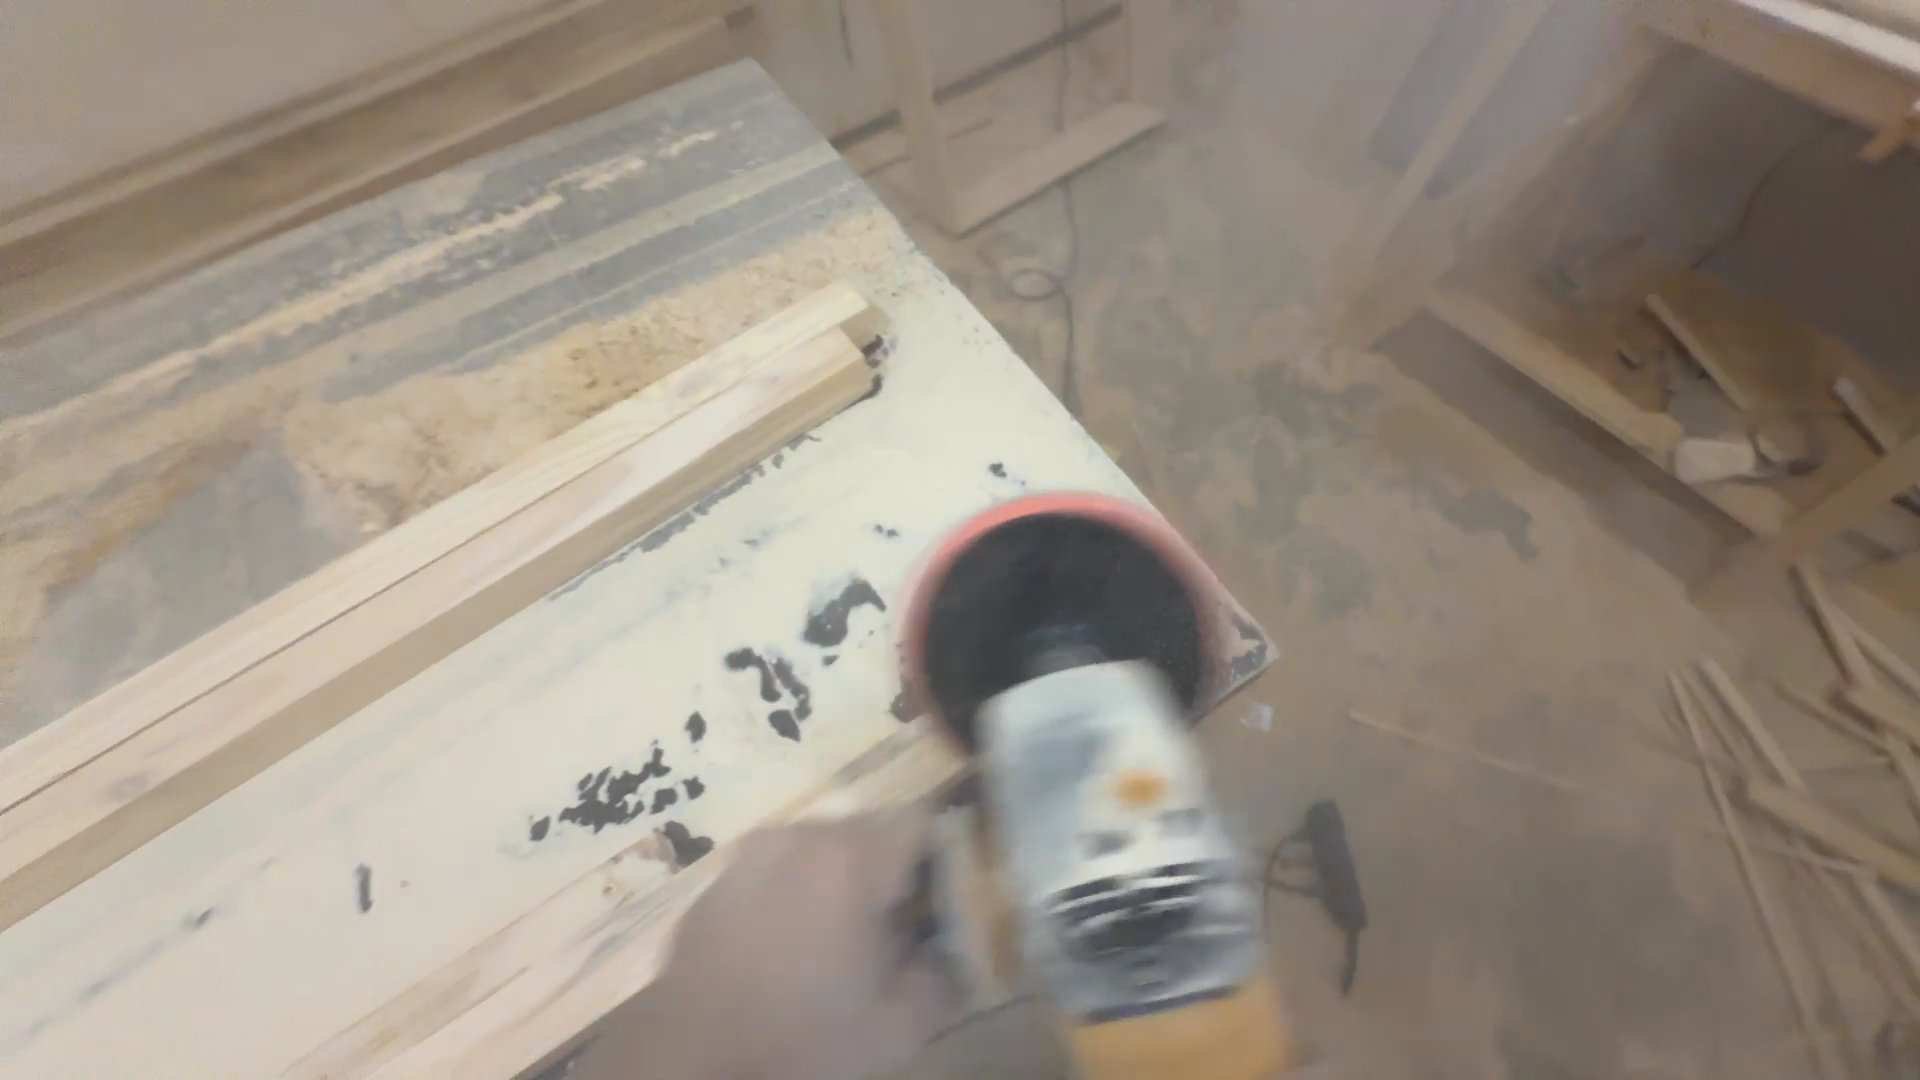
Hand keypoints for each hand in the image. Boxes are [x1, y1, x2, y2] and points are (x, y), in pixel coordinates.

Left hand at [579, 811, 957, 1079]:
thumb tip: (958, 951)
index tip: (935, 905)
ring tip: (831, 944)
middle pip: (870, 830)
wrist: (685, 1069)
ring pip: (821, 846)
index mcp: (851, 859)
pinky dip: (793, 892)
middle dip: (888, 872)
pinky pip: (777, 867)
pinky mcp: (718, 879)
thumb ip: (945, 978)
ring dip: (839, 879)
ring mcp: (753, 853)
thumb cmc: (800, 1046)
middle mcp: (801, 837)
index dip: (938, 859)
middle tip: (886, 935)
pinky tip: (783, 950)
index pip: (919, 821)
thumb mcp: (896, 1029)